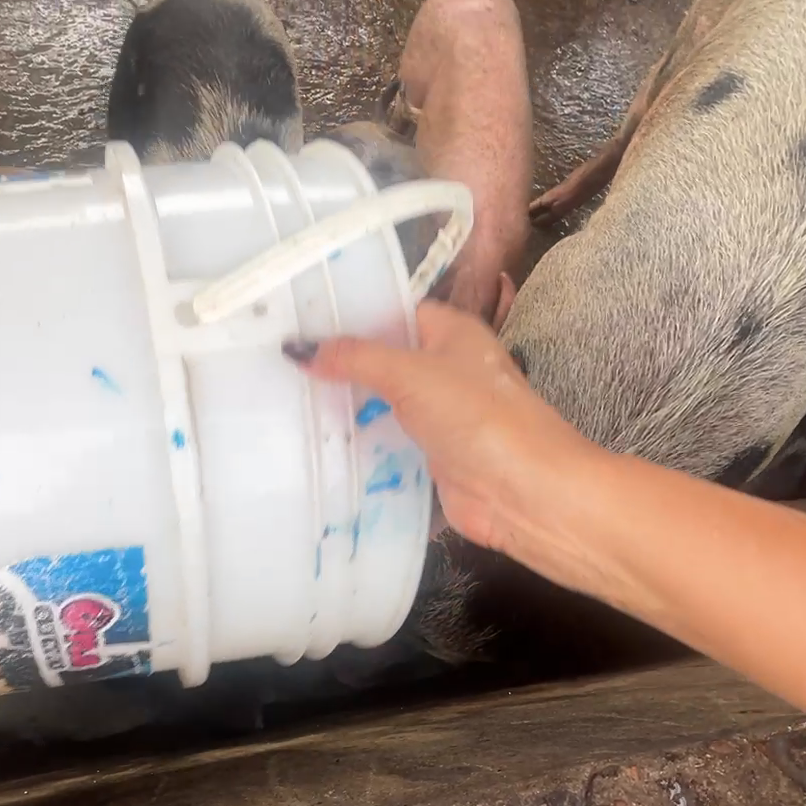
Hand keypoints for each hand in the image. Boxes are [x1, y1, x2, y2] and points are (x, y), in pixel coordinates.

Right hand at [288, 302, 593, 553]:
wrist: (522, 492)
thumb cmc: (476, 417)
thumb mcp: (411, 374)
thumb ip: (355, 359)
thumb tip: (298, 348)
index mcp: (451, 333)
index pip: (394, 313)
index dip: (352, 315)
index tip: (300, 321)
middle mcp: (445, 370)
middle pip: (383, 362)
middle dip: (340, 367)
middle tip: (283, 367)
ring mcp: (438, 417)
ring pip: (382, 406)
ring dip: (346, 410)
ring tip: (287, 404)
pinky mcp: (429, 457)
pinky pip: (386, 446)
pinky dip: (359, 447)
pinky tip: (319, 446)